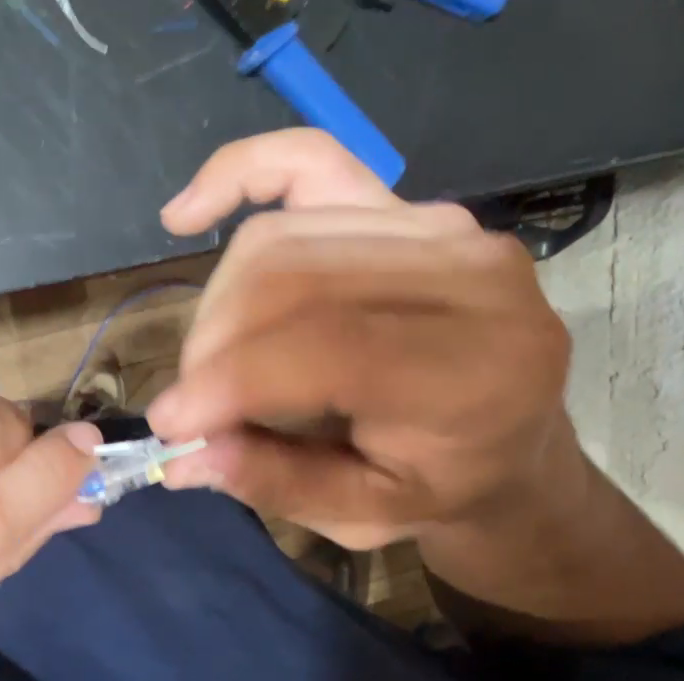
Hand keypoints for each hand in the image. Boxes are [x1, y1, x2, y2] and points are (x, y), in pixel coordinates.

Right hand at [146, 129, 579, 550]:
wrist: (513, 445)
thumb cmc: (441, 488)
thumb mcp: (363, 516)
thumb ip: (278, 483)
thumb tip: (186, 457)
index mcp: (472, 372)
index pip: (326, 344)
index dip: (230, 379)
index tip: (170, 426)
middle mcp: (467, 277)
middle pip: (291, 277)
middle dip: (213, 346)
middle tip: (192, 408)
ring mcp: (440, 227)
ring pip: (281, 236)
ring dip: (217, 304)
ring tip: (211, 364)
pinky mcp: (409, 205)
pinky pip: (309, 162)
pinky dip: (237, 179)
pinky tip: (182, 217)